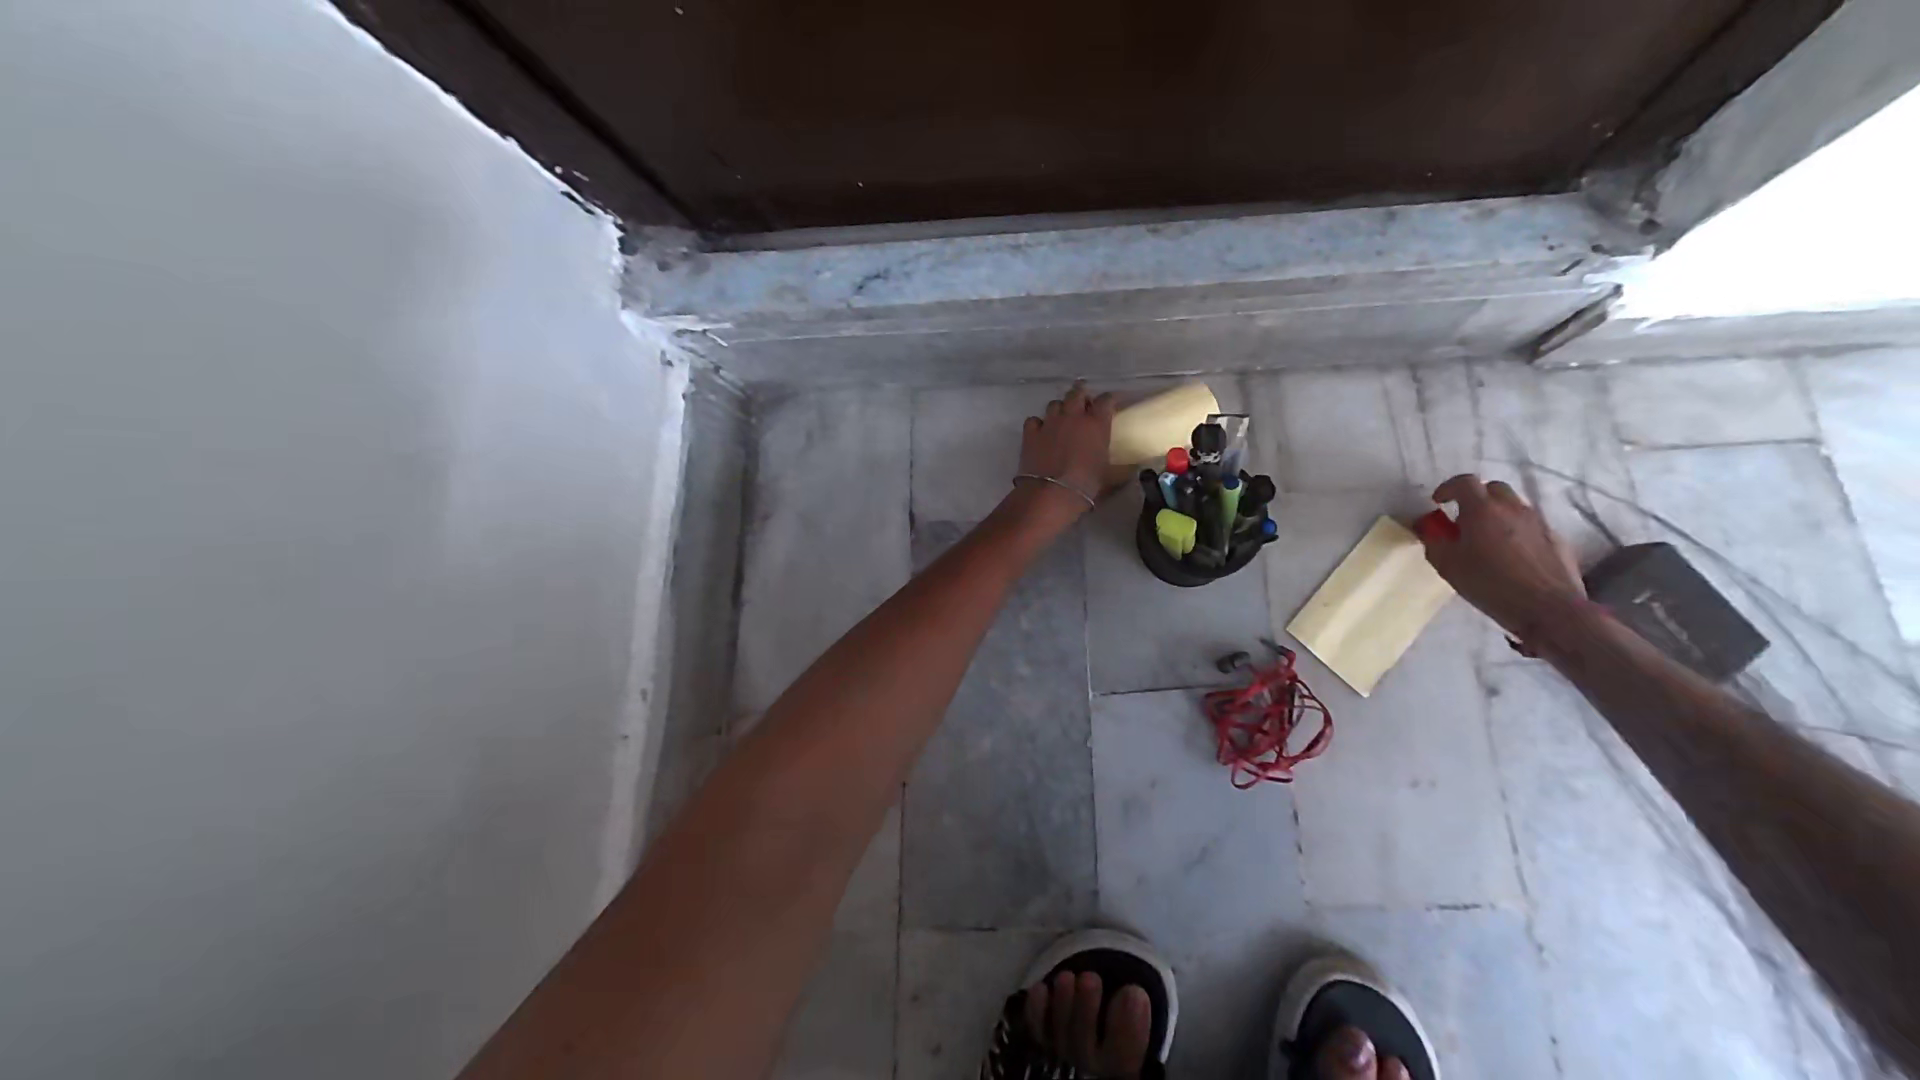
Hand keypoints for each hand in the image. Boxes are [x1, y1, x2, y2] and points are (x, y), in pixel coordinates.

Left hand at [1010, 381, 1114, 523]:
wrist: (1052, 493)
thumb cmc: (1086, 485)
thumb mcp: (1111, 477)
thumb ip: (1122, 469)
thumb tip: (1134, 468)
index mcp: (1096, 423)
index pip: (1106, 400)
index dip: (1109, 399)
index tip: (1111, 403)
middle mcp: (1073, 416)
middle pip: (1076, 393)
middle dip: (1081, 394)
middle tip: (1083, 402)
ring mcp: (1050, 423)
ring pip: (1054, 404)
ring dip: (1060, 408)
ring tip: (1062, 417)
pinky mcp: (1031, 434)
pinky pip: (1034, 420)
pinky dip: (1038, 424)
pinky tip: (1040, 431)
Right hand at [1420, 474, 1586, 639]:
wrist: (1547, 608)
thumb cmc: (1489, 583)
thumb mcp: (1447, 564)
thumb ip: (1433, 539)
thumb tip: (1427, 525)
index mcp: (1482, 510)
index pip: (1464, 482)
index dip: (1448, 488)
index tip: (1438, 503)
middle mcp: (1513, 508)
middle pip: (1493, 489)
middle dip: (1475, 498)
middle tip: (1463, 519)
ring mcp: (1538, 522)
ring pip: (1513, 506)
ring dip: (1496, 514)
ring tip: (1486, 539)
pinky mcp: (1555, 538)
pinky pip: (1529, 525)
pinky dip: (1515, 531)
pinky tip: (1510, 555)